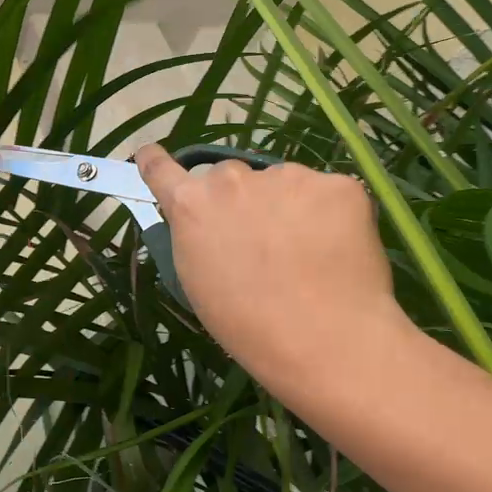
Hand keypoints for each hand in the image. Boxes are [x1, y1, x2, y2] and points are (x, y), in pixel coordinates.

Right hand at [133, 143, 410, 382]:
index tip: (153, 155)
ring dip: (285, 204)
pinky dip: (329, 214)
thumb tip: (206, 222)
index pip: (161, 168)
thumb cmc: (242, 320)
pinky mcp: (338, 185)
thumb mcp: (194, 275)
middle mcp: (232, 178)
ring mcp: (288, 176)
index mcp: (190, 203)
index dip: (156, 161)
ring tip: (305, 250)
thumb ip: (193, 234)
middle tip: (258, 239)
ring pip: (281, 183)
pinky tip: (336, 248)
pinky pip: (327, 192)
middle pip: (229, 177)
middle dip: (238, 199)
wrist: (322, 336)